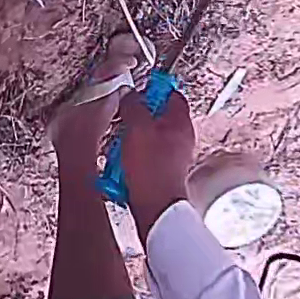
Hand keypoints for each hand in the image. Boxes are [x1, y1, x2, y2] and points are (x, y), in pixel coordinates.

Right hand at [118, 86, 195, 239]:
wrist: (155, 209)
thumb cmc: (152, 171)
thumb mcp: (136, 128)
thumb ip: (133, 105)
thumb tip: (129, 94)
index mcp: (180, 122)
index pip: (171, 93)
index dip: (154, 88)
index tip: (139, 89)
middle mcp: (180, 138)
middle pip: (158, 116)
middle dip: (137, 117)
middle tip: (124, 119)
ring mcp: (172, 156)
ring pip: (149, 137)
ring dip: (131, 138)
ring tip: (119, 145)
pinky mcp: (162, 172)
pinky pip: (144, 156)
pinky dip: (132, 157)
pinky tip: (120, 164)